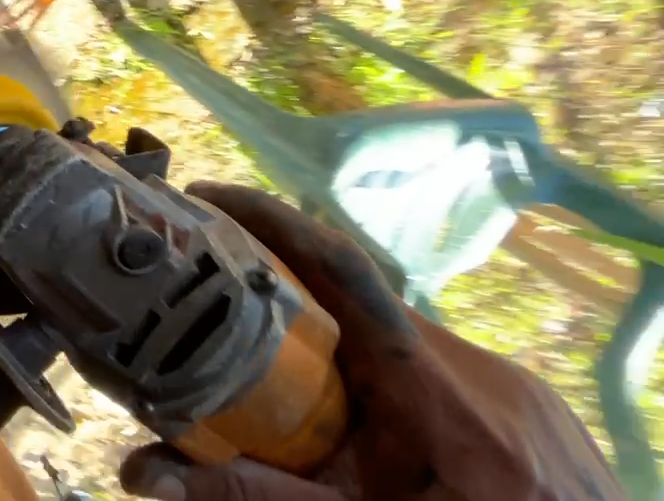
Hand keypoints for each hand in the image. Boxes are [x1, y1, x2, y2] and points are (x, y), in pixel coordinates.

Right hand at [120, 183, 618, 500]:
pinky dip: (366, 351)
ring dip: (323, 317)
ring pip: (388, 322)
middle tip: (207, 275)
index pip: (346, 267)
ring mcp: (510, 381)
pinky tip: (344, 388)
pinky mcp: (524, 399)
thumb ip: (254, 496)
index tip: (206, 195)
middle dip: (279, 274)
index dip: (271, 218)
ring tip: (265, 337)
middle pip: (357, 293)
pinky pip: (422, 349)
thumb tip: (142, 474)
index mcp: (437, 393)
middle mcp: (477, 369)